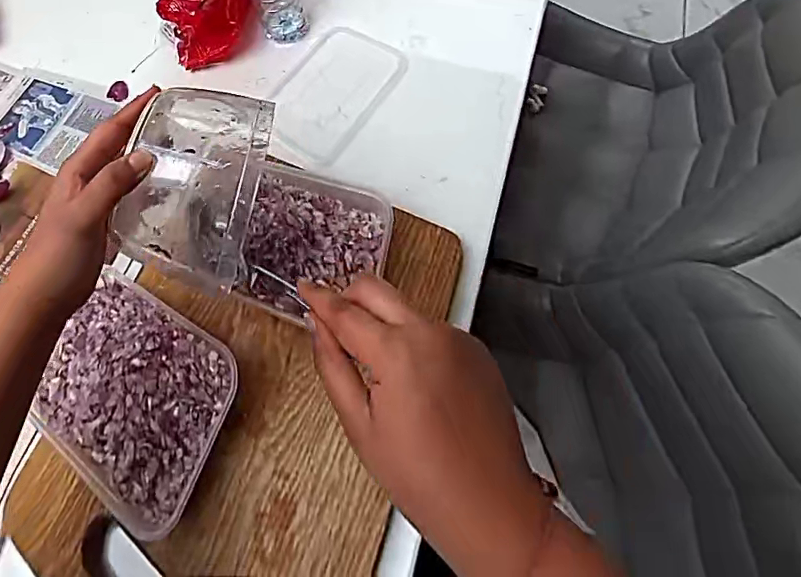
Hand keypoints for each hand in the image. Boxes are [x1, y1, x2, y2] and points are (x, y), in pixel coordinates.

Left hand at [3, 86, 158, 317]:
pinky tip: (157, 189)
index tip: (157, 93)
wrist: (41, 297)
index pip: (109, 132)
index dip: (131, 111)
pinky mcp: (100, 221)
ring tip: (169, 144)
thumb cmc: (58, 254)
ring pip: (119, 167)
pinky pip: (123, 192)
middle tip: (169, 114)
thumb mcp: (85, 214)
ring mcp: (91, 201)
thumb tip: (145, 154)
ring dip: (140, 152)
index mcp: (78, 171)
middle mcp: (84, 180)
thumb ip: (112, 183)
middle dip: (138, 125)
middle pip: (114, 144)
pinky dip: (140, 183)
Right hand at [300, 276, 556, 576]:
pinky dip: (410, 338)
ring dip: (380, 320)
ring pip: (401, 307)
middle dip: (347, 295)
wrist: (496, 512)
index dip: (317, 296)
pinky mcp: (476, 351)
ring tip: (375, 363)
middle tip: (332, 320)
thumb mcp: (359, 425)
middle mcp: (431, 335)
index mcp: (397, 353)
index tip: (303, 287)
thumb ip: (331, 364)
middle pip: (373, 288)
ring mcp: (458, 340)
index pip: (343, 310)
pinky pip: (429, 327)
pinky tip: (411, 378)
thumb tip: (317, 326)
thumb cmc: (427, 481)